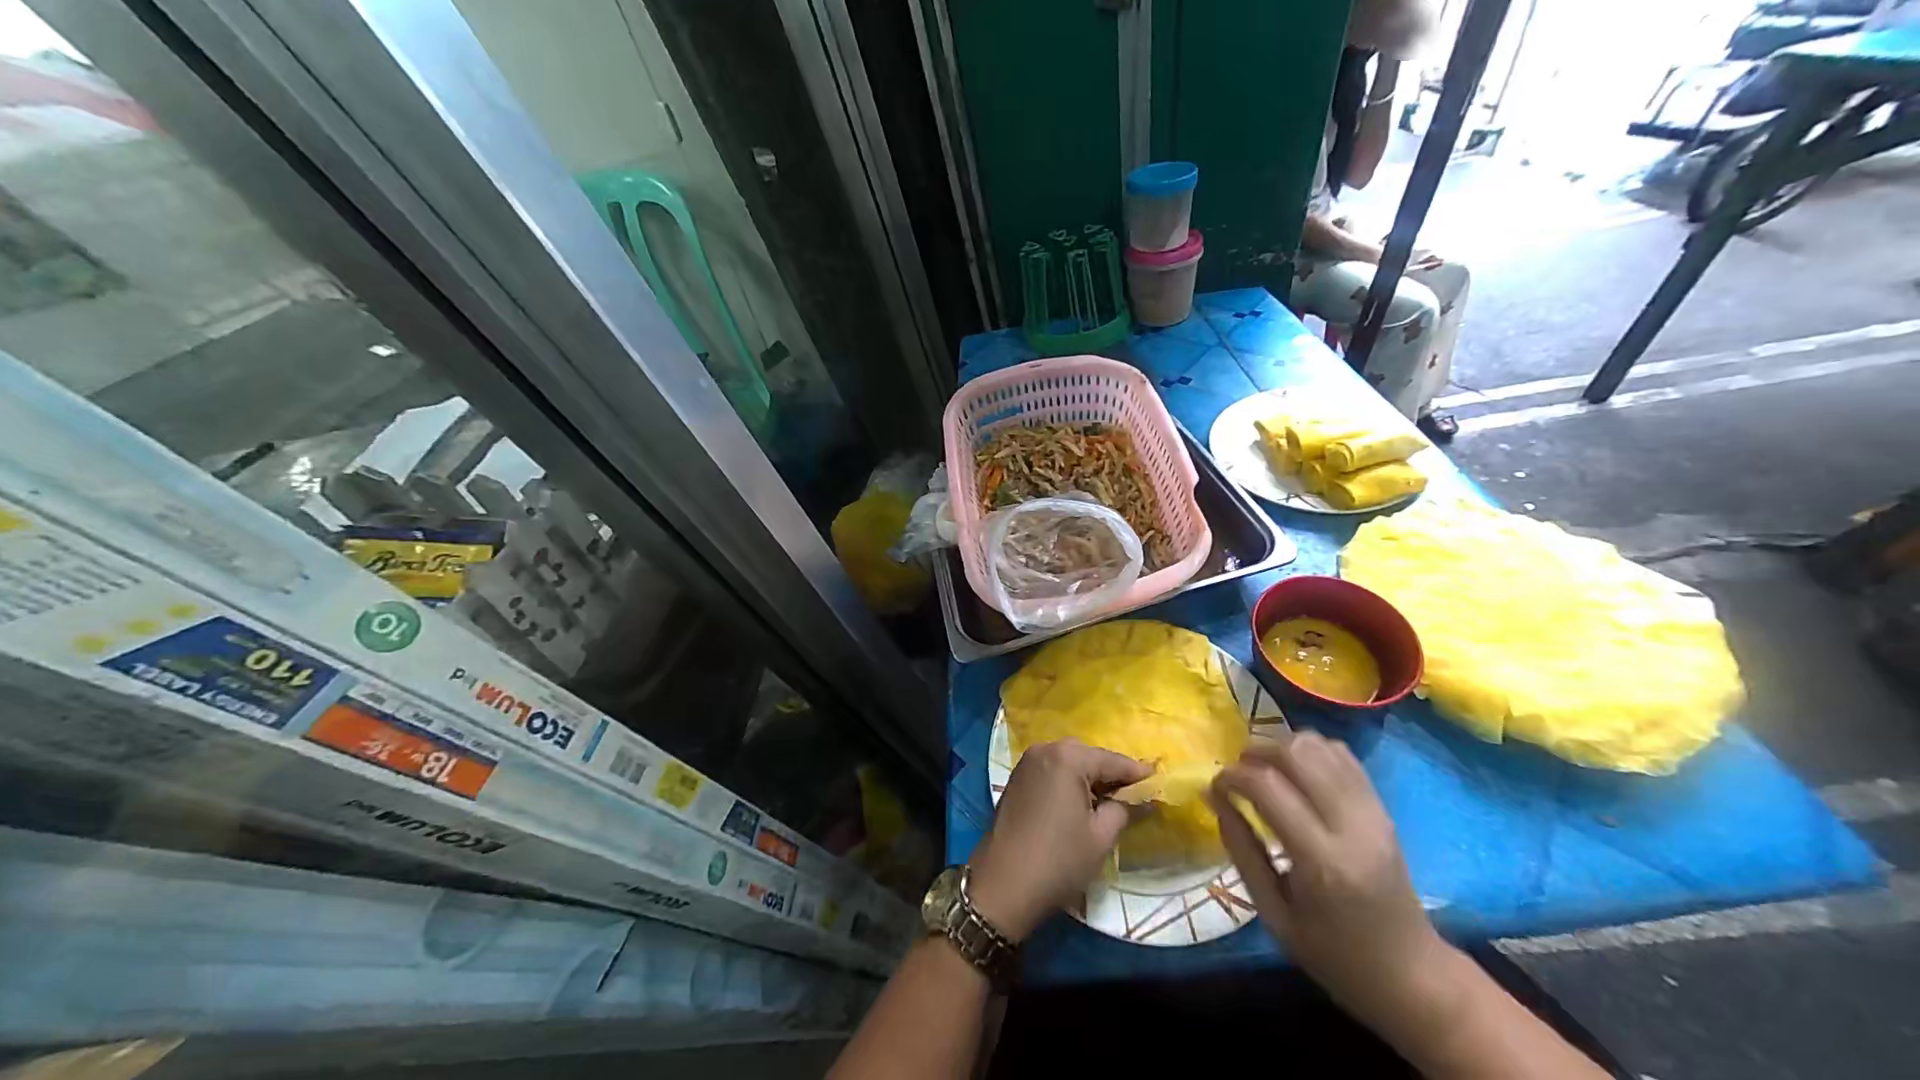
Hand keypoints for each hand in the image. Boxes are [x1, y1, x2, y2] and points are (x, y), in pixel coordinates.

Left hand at [968, 738, 1149, 941]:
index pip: (1113, 761)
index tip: (1160, 784)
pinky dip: (1070, 784)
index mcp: (1068, 757)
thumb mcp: (1101, 836)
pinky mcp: (1017, 779)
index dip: (1138, 775)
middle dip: (1112, 776)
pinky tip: (1082, 805)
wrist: (1002, 886)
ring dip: (1090, 780)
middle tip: (1136, 797)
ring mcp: (1027, 763)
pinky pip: (1052, 773)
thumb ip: (1126, 808)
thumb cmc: (1058, 860)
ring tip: (1112, 804)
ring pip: (1070, 764)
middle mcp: (1045, 749)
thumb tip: (1143, 797)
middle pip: (1090, 758)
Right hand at [1207, 731, 1448, 1026]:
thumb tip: (1214, 797)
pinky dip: (1311, 752)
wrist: (1410, 973)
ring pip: (1321, 747)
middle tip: (1238, 771)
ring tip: (1264, 769)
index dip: (1233, 776)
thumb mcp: (1273, 914)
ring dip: (1283, 747)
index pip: (1269, 787)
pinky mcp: (1382, 809)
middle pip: (1298, 753)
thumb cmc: (1333, 954)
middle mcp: (1352, 826)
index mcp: (1321, 861)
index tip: (1216, 785)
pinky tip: (1295, 772)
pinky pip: (1343, 757)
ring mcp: (1373, 813)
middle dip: (1257, 751)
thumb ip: (1242, 850)